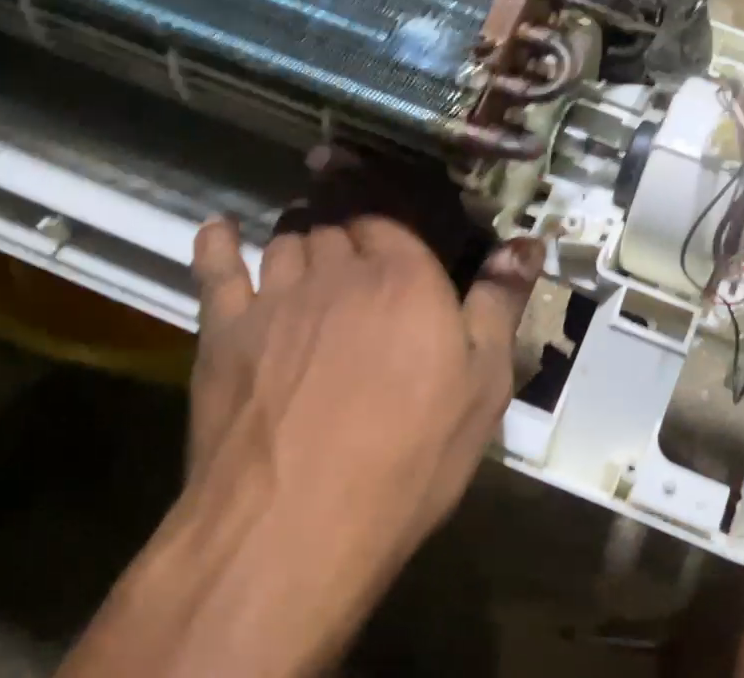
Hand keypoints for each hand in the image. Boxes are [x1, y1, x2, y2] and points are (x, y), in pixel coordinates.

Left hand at [59, 151, 541, 677]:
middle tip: (358, 236)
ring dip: (300, 232)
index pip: (395, 221)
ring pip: (287, 240)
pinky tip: (220, 231)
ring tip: (308, 233)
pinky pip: (216, 270)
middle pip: (340, 226)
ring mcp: (274, 298)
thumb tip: (527, 243)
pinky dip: (217, 244)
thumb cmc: (409, 455)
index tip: (401, 229)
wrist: (295, 524)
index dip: (396, 223)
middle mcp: (338, 271)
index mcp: (406, 276)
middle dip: (349, 226)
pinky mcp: (222, 332)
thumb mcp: (483, 384)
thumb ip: (500, 304)